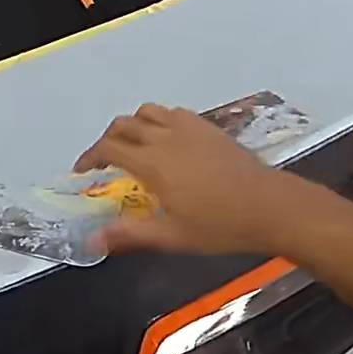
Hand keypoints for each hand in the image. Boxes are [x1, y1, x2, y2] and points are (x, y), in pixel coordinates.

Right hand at [73, 104, 335, 256]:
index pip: (108, 148)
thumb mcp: (171, 237)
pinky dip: (159, 120)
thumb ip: (130, 235)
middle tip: (104, 160)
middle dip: (107, 139)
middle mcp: (166, 137)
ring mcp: (189, 128)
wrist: (270, 207)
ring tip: (132, 145)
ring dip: (132, 125)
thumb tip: (93, 242)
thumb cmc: (220, 226)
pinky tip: (166, 140)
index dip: (89, 157)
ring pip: (148, 112)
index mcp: (153, 163)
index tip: (81, 171)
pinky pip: (173, 112)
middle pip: (124, 124)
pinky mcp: (208, 127)